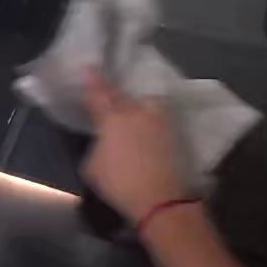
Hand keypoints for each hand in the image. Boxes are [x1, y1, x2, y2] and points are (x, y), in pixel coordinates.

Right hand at [82, 68, 189, 222]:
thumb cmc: (119, 183)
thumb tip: (104, 139)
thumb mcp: (92, 165)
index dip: (92, 80)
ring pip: (146, 104)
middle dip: (113, 93)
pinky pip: (160, 118)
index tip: (90, 66)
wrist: (161, 200)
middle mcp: (137, 113)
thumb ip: (97, 144)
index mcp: (112, 119)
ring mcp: (160, 121)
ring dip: (138, 105)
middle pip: (122, 96)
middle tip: (108, 91)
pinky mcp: (176, 133)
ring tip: (135, 111)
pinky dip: (153, 120)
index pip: (99, 94)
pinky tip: (150, 128)